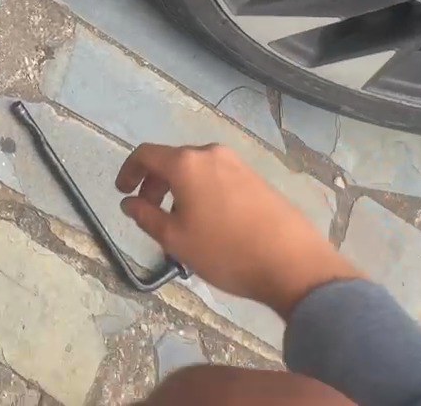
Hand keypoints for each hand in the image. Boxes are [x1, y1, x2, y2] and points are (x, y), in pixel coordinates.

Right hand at [117, 142, 359, 316]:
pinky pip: (219, 178)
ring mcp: (238, 165)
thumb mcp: (176, 240)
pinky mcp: (259, 179)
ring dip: (181, 189)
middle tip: (149, 210)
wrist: (297, 266)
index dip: (129, 171)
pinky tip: (212, 221)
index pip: (145, 155)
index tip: (123, 191)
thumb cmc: (227, 251)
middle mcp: (210, 154)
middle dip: (155, 183)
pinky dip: (204, 191)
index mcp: (185, 163)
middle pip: (172, 160)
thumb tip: (129, 202)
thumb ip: (145, 216)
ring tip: (181, 221)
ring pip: (197, 170)